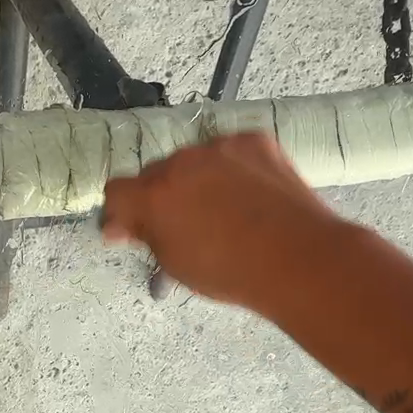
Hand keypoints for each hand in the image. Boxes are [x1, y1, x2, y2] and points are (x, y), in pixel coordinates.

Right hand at [101, 133, 352, 310]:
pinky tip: (246, 197)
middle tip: (180, 226)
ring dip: (194, 181)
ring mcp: (218, 147)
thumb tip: (122, 226)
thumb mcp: (174, 264)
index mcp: (153, 197)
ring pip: (191, 161)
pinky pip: (228, 152)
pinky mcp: (253, 140)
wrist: (297, 257)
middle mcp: (179, 163)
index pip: (115, 191)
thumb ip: (144, 236)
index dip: (120, 212)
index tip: (130, 230)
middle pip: (153, 174)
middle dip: (159, 197)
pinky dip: (229, 170)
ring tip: (220, 213)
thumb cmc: (230, 272)